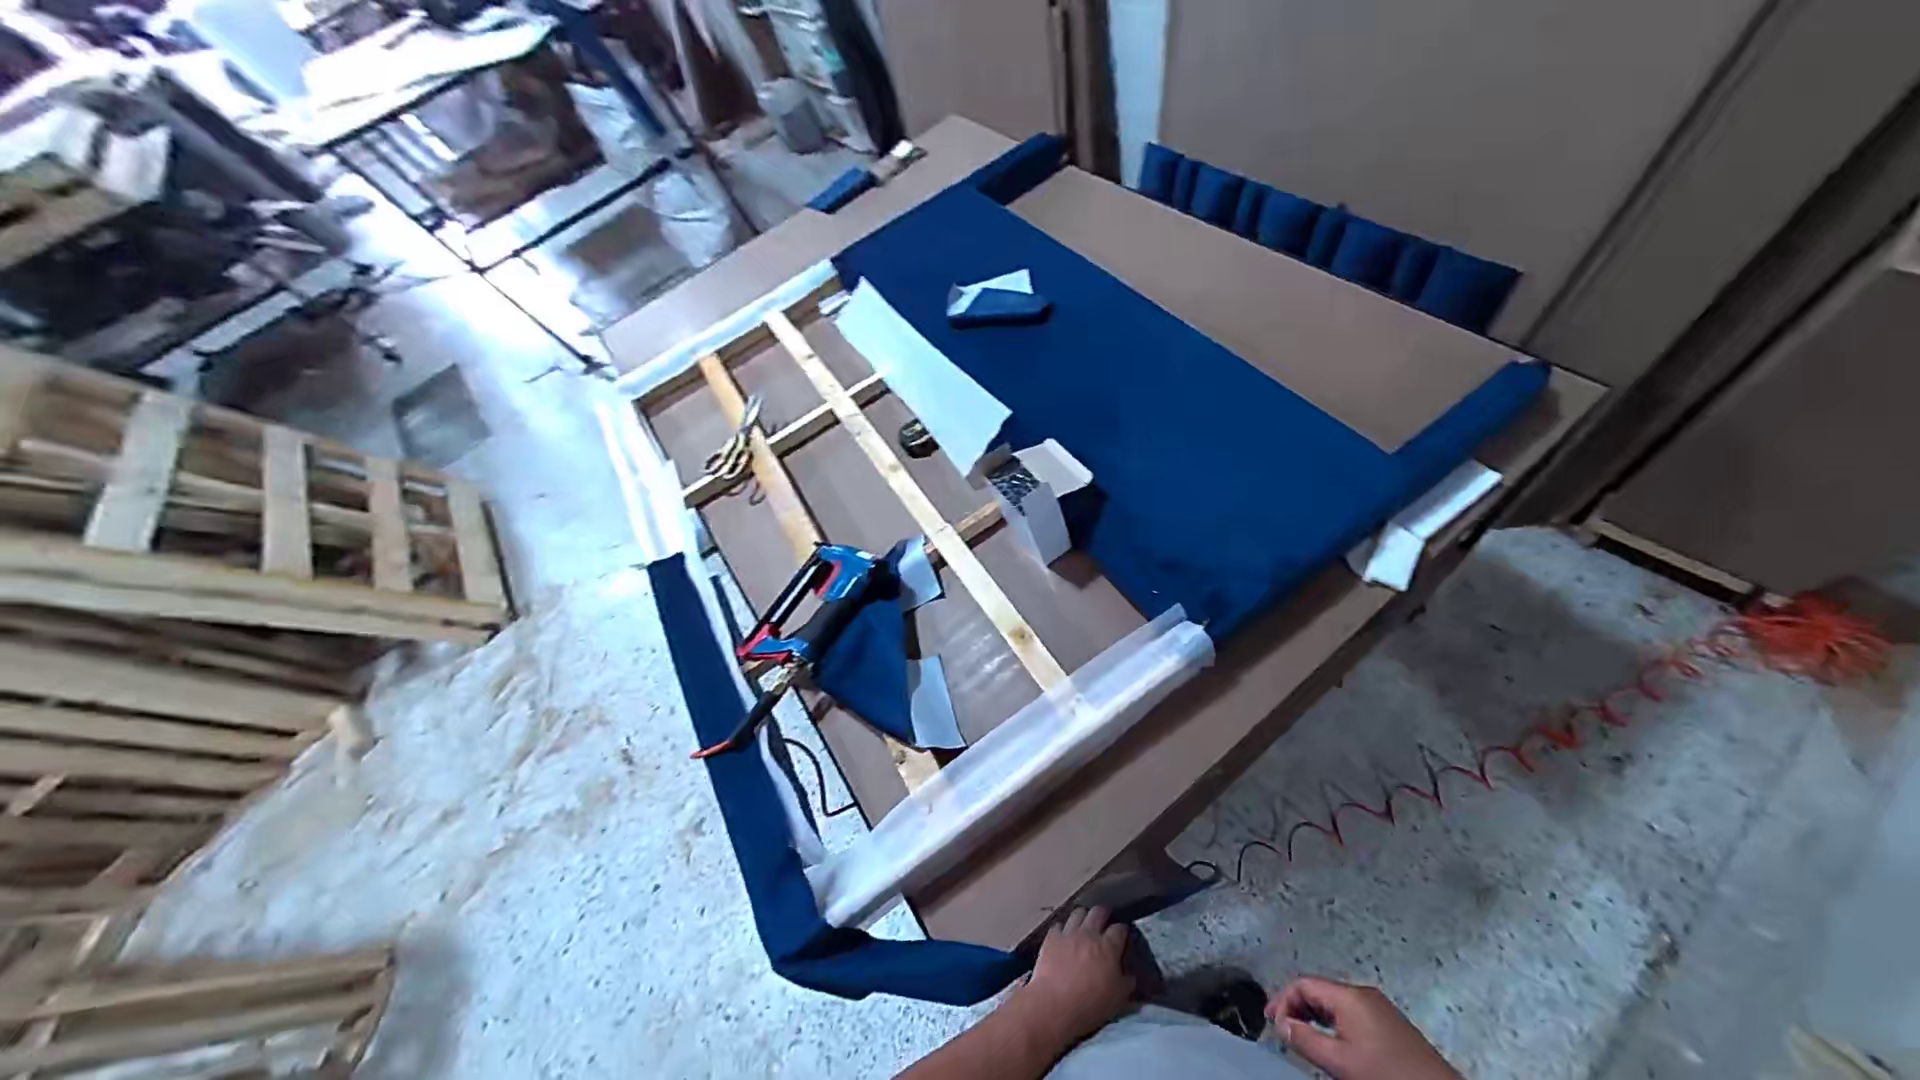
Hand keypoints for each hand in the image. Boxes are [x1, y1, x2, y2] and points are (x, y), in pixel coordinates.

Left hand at [1013, 907, 1134, 1045]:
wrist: (1056, 1004)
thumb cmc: (1091, 1003)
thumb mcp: (1118, 998)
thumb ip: (1126, 983)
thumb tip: (1129, 976)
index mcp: (1108, 947)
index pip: (1119, 929)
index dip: (1122, 931)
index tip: (1123, 935)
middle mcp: (1089, 934)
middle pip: (1098, 912)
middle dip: (1104, 914)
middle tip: (1105, 920)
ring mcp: (1068, 933)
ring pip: (1078, 913)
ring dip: (1083, 917)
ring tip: (1084, 924)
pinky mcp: (1051, 938)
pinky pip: (1059, 925)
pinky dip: (1063, 929)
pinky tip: (1064, 937)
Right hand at [1266, 976, 1463, 1079]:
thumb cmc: (1388, 1076)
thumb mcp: (1339, 1062)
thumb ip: (1304, 1040)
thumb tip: (1281, 1024)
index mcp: (1350, 996)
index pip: (1303, 984)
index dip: (1283, 1001)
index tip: (1273, 1023)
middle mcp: (1364, 995)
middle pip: (1319, 991)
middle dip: (1297, 1008)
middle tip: (1283, 1030)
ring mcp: (1381, 1009)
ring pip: (1335, 1004)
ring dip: (1314, 1018)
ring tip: (1303, 1038)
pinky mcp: (1392, 1026)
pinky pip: (1352, 1015)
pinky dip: (1333, 1025)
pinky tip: (1332, 1043)